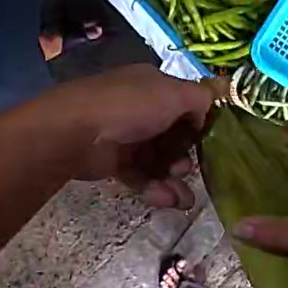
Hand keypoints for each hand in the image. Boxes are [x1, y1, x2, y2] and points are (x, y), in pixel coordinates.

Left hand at [29, 65, 213, 208]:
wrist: (75, 132)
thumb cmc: (129, 107)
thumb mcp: (174, 93)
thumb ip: (201, 99)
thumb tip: (212, 108)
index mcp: (154, 86)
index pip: (186, 106)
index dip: (200, 125)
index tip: (210, 144)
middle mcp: (140, 108)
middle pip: (173, 137)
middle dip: (185, 159)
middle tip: (186, 171)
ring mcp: (126, 135)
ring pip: (158, 161)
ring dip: (173, 181)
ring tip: (183, 201)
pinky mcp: (114, 161)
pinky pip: (140, 175)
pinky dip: (154, 188)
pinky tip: (166, 201)